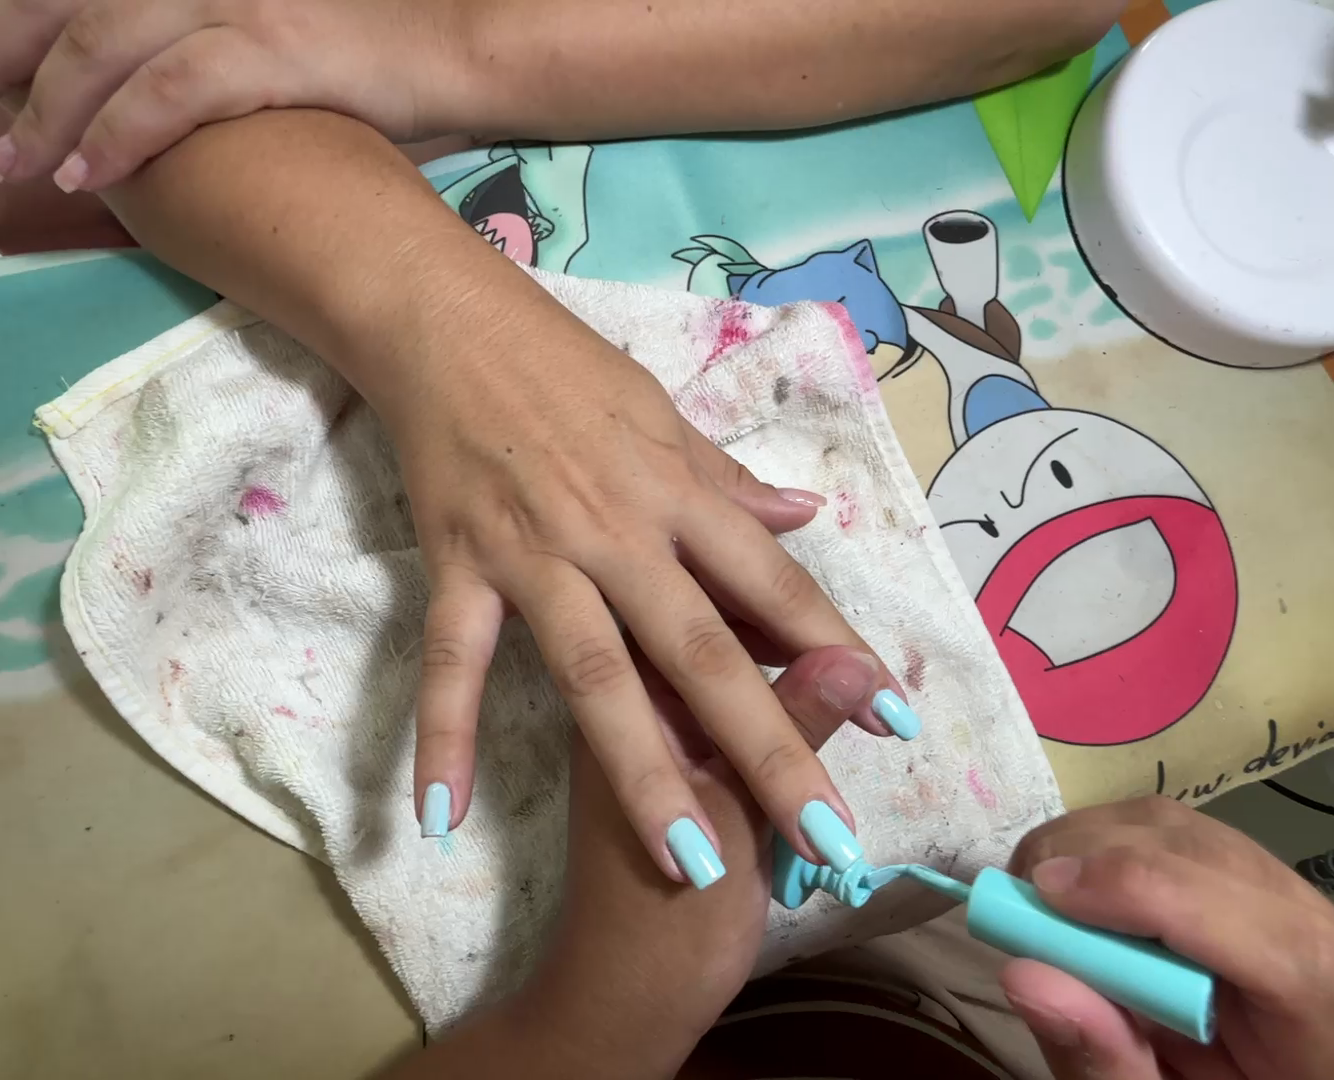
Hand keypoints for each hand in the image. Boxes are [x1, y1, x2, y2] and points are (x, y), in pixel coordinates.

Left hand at [0, 0, 471, 190]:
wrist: (448, 53)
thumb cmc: (365, 61)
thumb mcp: (269, 42)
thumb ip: (206, 55)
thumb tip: (161, 101)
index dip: (0, 17)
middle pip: (59, 4)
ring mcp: (230, 5)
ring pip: (100, 48)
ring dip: (42, 108)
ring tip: (6, 164)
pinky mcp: (269, 51)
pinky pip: (171, 91)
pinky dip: (121, 132)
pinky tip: (87, 174)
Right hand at [388, 288, 910, 887]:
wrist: (451, 324)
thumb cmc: (564, 366)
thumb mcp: (661, 412)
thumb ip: (727, 480)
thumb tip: (806, 518)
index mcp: (675, 492)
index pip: (772, 581)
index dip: (837, 648)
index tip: (896, 716)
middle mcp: (618, 533)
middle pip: (704, 652)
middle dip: (770, 748)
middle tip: (830, 840)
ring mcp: (535, 556)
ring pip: (595, 676)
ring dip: (642, 771)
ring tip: (689, 862)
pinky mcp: (458, 568)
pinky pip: (453, 663)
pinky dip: (443, 737)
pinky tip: (437, 818)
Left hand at [517, 646, 884, 1075]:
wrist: (628, 1004)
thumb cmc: (671, 917)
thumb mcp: (741, 815)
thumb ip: (794, 732)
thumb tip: (856, 656)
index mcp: (625, 690)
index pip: (692, 607)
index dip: (768, 601)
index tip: (841, 617)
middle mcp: (631, 690)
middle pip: (711, 630)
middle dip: (785, 632)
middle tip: (861, 650)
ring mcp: (654, 721)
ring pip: (723, 666)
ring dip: (785, 666)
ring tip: (853, 670)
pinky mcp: (677, 752)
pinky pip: (726, 701)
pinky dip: (772, 701)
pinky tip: (819, 699)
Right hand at [1001, 797, 1333, 1079]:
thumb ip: (1104, 1060)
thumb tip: (1022, 971)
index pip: (1290, 950)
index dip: (1157, 897)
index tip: (1044, 892)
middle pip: (1223, 863)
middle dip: (1098, 861)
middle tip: (1019, 899)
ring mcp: (1312, 913)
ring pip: (1190, 832)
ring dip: (1089, 846)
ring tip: (1039, 897)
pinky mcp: (1262, 885)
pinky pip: (1175, 835)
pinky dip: (1103, 847)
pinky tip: (1074, 890)